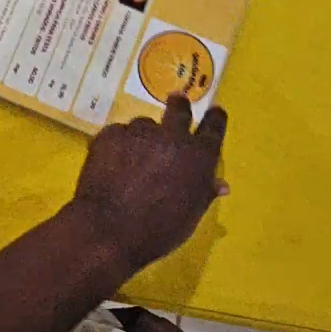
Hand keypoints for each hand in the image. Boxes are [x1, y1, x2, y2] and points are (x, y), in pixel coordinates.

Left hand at [68, 93, 227, 268]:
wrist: (109, 230)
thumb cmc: (159, 231)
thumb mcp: (191, 214)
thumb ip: (204, 192)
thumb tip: (220, 184)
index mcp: (199, 156)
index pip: (214, 126)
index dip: (215, 118)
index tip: (214, 112)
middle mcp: (173, 137)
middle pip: (179, 110)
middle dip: (179, 104)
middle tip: (176, 100)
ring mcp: (139, 133)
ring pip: (144, 124)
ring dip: (143, 136)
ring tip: (132, 156)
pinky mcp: (110, 135)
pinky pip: (117, 134)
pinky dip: (117, 145)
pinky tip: (110, 163)